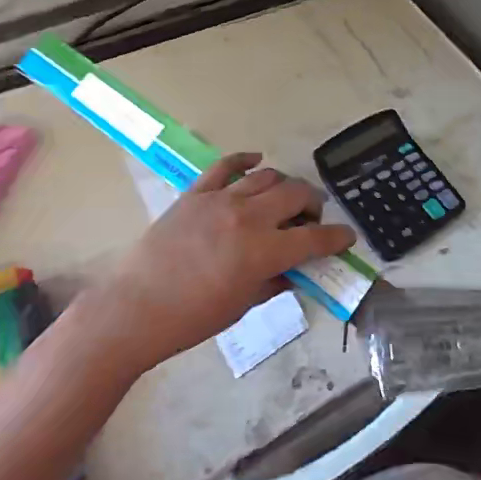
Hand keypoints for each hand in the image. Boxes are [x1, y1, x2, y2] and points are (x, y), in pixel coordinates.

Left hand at [85, 153, 356, 372]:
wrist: (134, 310)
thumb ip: (274, 283)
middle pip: (296, 194)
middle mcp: (248, 217)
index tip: (346, 238)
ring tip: (285, 198)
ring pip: (267, 177)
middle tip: (312, 218)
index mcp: (264, 251)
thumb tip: (293, 273)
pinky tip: (256, 161)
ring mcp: (220, 200)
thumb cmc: (192, 318)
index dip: (337, 237)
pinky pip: (225, 166)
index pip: (315, 238)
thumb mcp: (242, 306)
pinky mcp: (195, 194)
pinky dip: (245, 160)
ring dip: (285, 185)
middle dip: (313, 204)